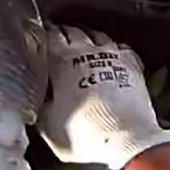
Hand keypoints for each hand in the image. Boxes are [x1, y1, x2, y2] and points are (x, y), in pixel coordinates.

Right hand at [38, 25, 169, 169]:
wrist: (126, 139)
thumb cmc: (85, 135)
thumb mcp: (48, 126)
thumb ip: (40, 107)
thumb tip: (38, 101)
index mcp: (61, 61)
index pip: (50, 36)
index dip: (44, 32)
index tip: (40, 33)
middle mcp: (87, 51)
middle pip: (73, 31)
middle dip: (64, 31)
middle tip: (57, 34)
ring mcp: (112, 55)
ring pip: (97, 35)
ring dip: (88, 36)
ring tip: (83, 39)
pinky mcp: (132, 65)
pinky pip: (120, 47)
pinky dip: (114, 47)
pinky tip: (113, 52)